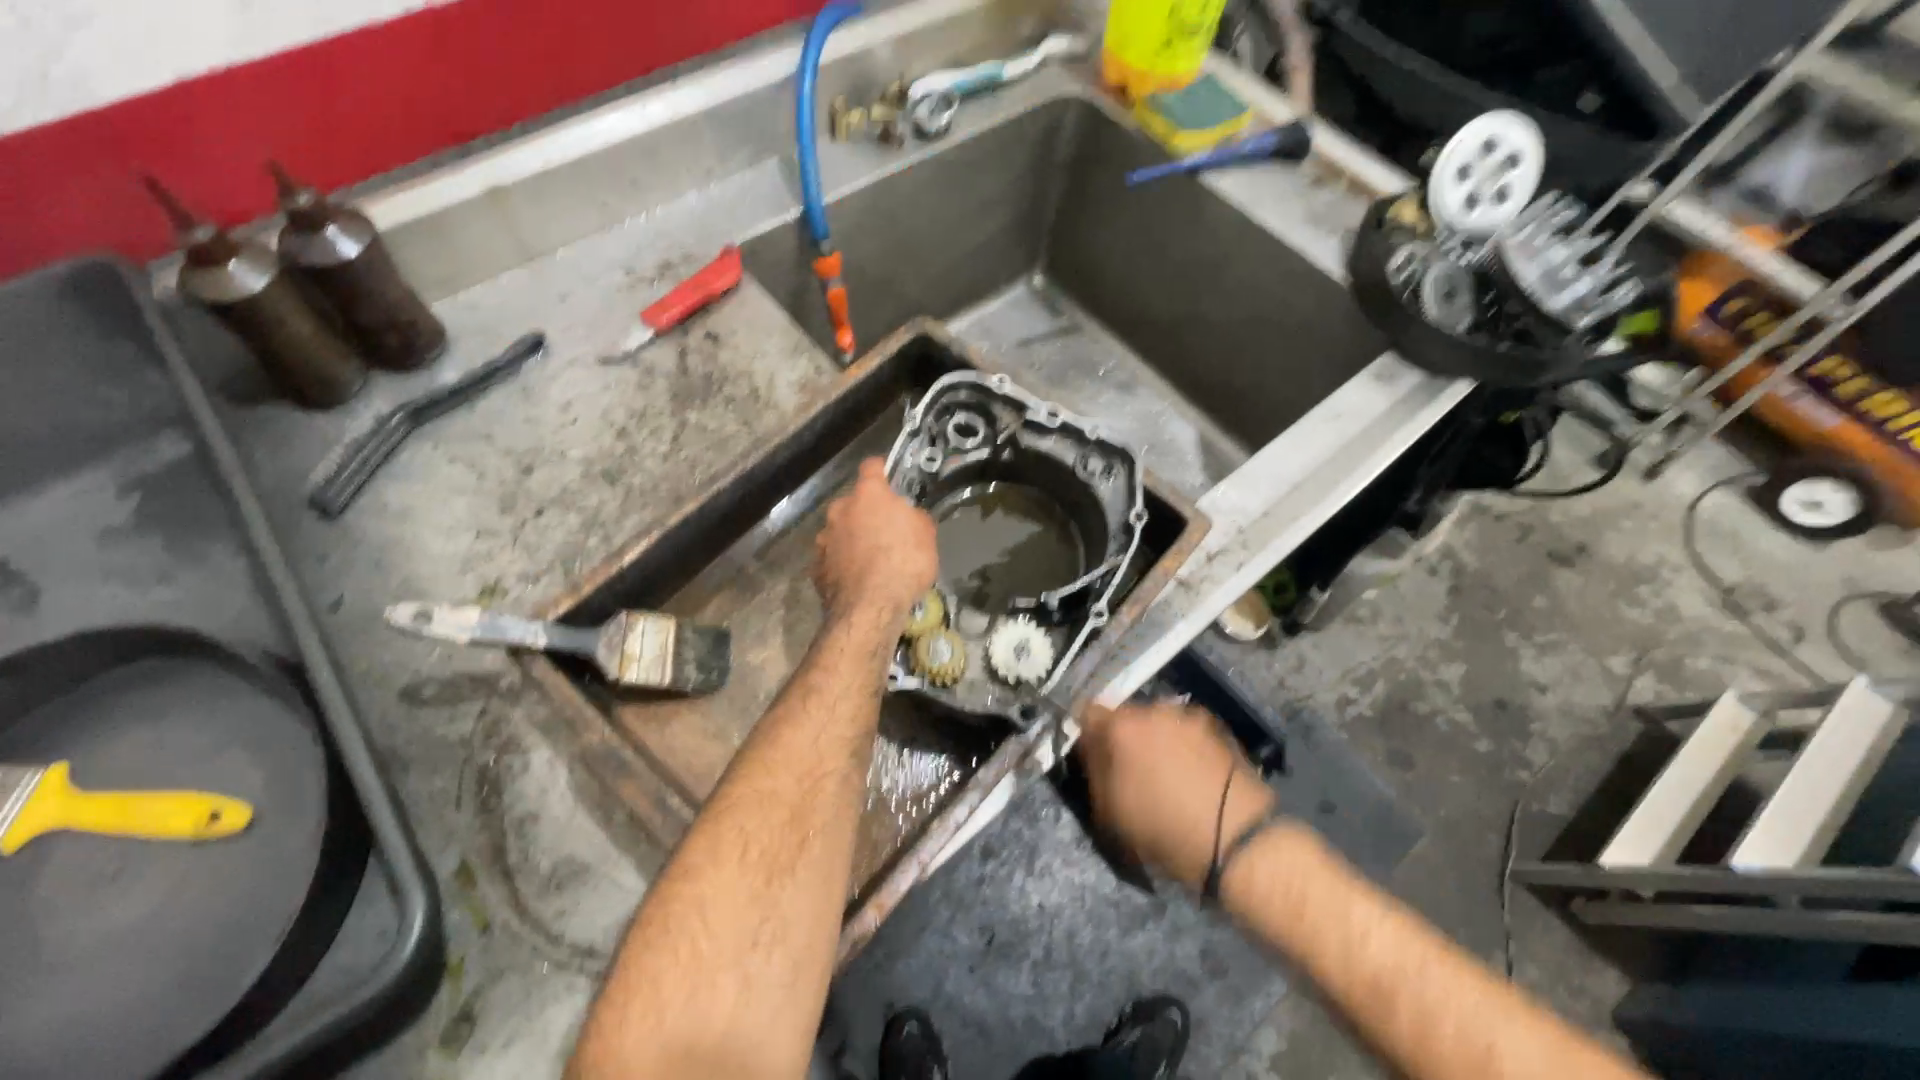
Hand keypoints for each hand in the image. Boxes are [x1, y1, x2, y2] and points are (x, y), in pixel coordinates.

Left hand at [813, 458, 938, 629]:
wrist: (870, 607)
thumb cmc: (904, 563)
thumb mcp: (926, 535)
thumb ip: (914, 518)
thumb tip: (908, 517)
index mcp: (868, 495)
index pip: (871, 467)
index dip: (881, 471)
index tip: (888, 477)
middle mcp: (840, 510)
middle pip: (853, 503)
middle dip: (866, 513)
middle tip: (884, 532)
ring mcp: (824, 539)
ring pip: (839, 531)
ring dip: (851, 539)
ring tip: (869, 561)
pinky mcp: (816, 567)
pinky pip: (832, 558)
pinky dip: (842, 564)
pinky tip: (856, 581)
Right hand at [1078, 703, 1279, 890]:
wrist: (1238, 840)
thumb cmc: (1165, 832)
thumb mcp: (1110, 812)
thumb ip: (1093, 771)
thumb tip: (1090, 750)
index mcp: (1121, 728)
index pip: (1087, 713)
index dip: (1089, 736)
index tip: (1094, 759)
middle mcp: (1154, 710)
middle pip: (1126, 716)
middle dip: (1125, 738)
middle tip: (1132, 772)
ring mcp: (1189, 716)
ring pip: (1159, 722)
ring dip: (1156, 740)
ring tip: (1168, 774)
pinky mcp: (1219, 727)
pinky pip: (1187, 730)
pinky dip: (1184, 745)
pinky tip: (1194, 773)